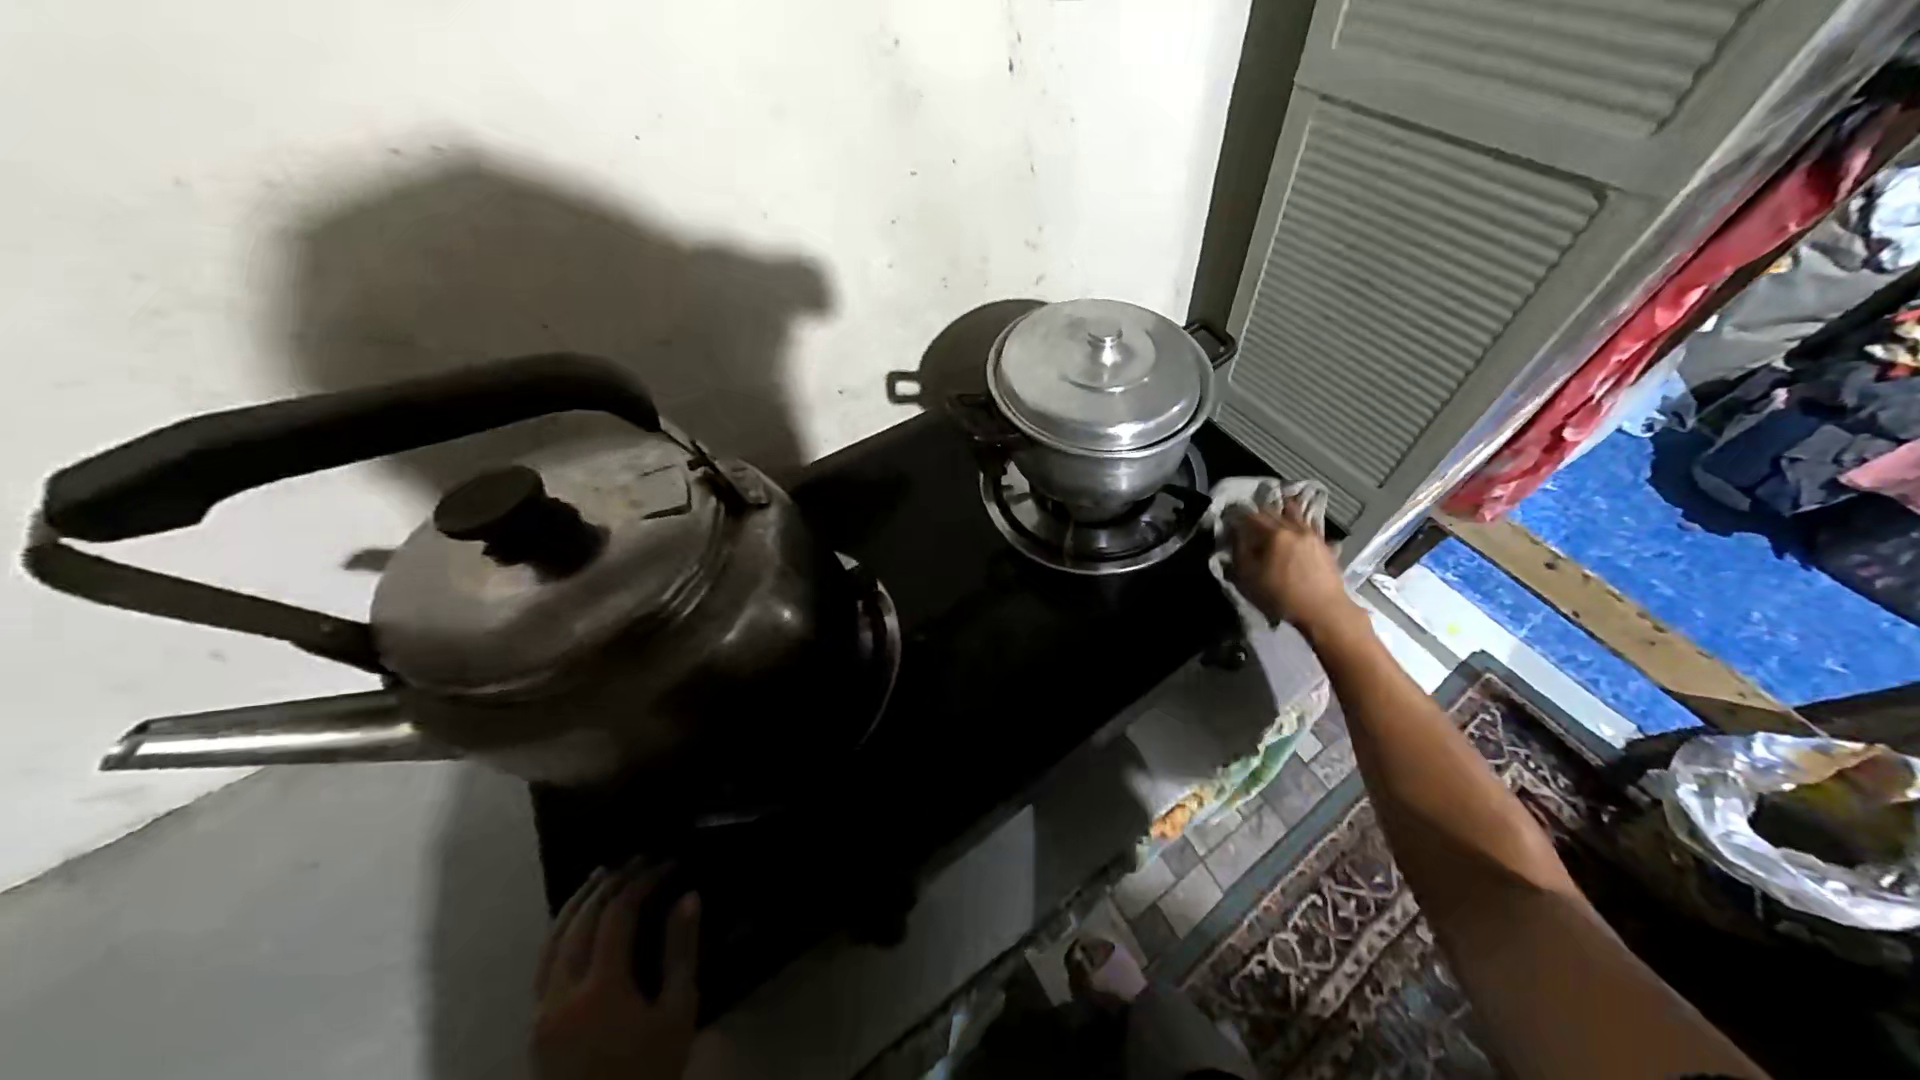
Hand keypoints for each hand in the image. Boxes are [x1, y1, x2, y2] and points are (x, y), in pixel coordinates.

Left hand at [532, 862, 700, 1079]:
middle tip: (639, 860)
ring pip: (553, 938)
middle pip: (581, 920)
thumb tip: (688, 896)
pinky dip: (562, 930)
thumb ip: (681, 951)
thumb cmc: (650, 1072)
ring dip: (579, 901)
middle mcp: (561, 992)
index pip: (618, 915)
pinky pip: (544, 962)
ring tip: (603, 874)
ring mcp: (541, 1009)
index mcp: (600, 989)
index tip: (667, 863)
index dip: (642, 882)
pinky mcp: (535, 1023)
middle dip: (611, 883)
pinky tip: (577, 920)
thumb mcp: (678, 1013)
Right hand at [1226, 494, 1356, 631]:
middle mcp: (1294, 528)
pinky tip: (1300, 527)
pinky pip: (1311, 526)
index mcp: (1274, 534)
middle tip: (1249, 516)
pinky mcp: (1325, 545)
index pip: (1250, 516)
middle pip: (1273, 512)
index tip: (1229, 518)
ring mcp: (1313, 535)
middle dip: (1258, 512)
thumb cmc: (1281, 596)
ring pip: (1296, 514)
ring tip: (1276, 510)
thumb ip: (1240, 551)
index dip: (1237, 515)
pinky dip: (1302, 522)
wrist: (1324, 611)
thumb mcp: (1249, 577)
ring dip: (1283, 511)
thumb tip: (1237, 535)